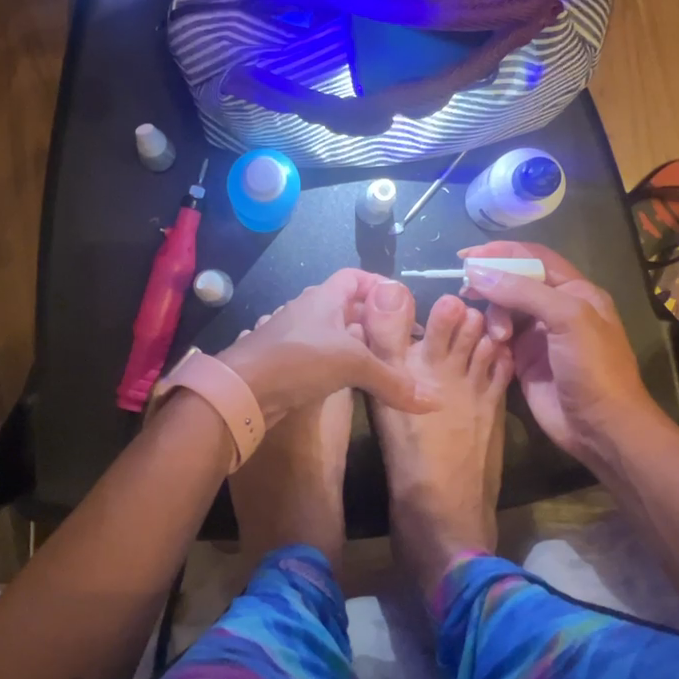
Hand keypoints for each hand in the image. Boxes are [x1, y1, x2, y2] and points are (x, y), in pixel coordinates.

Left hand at [217, 268, 436, 424]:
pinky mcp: (288, 362)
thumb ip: (393, 381)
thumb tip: (434, 402)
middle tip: (400, 340)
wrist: (244, 389)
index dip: (379, 285)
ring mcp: (295, 336)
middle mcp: (309, 310)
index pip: (355, 276)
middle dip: (373, 320)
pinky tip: (354, 383)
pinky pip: (321, 356)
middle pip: (347, 306)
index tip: (403, 305)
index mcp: (324, 297)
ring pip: (334, 333)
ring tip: (383, 363)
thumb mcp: (353, 365)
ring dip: (356, 345)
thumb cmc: (300, 359)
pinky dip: (339, 364)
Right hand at [457, 242, 656, 457]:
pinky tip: (489, 346)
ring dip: (493, 316)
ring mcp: (539, 335)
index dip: (501, 252)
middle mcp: (556, 309)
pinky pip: (497, 337)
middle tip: (466, 291)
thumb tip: (477, 271)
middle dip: (491, 284)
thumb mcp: (567, 319)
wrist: (600, 427)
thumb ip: (523, 291)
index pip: (533, 258)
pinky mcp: (523, 360)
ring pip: (502, 310)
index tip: (467, 256)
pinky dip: (488, 337)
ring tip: (497, 336)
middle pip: (513, 282)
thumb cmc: (593, 368)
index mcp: (575, 291)